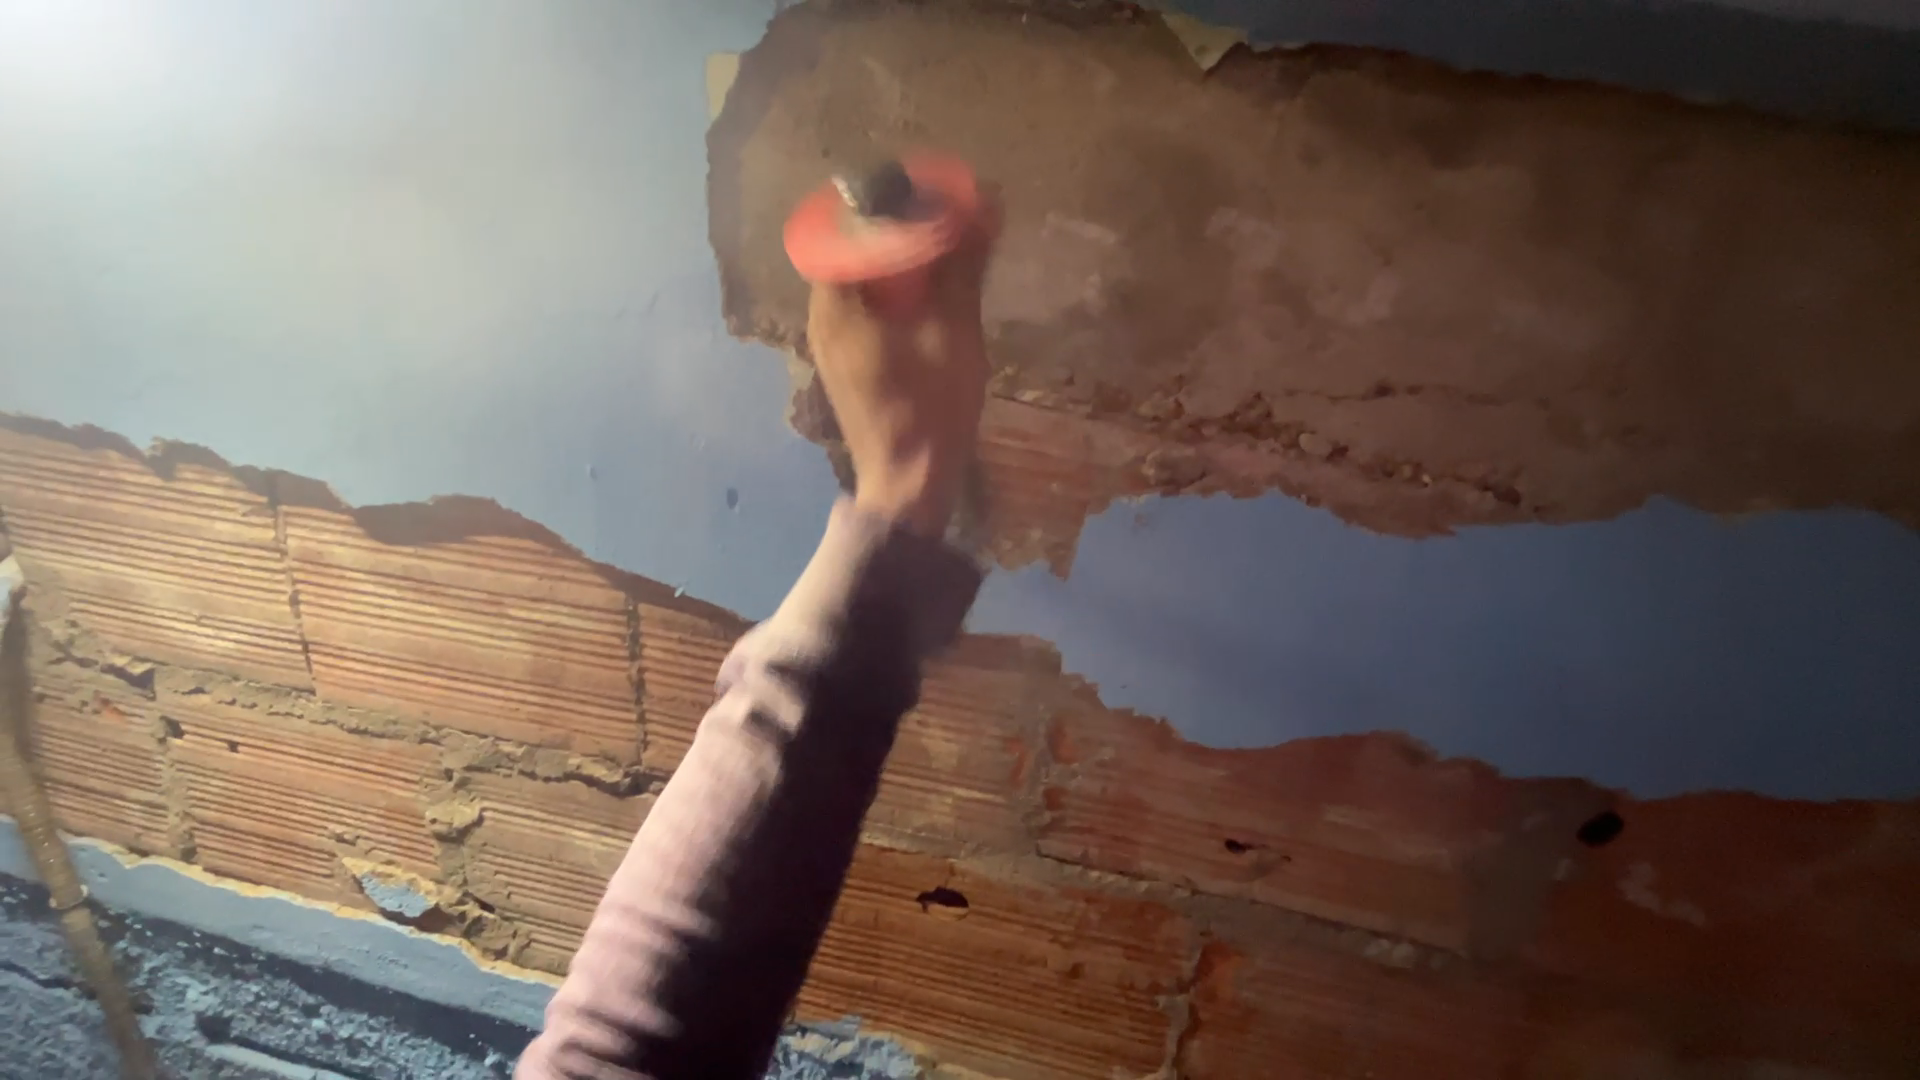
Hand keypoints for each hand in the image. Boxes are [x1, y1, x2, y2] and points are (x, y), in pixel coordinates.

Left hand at [805, 208, 996, 536]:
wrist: (907, 483)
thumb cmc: (930, 408)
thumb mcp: (955, 330)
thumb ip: (964, 264)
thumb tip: (987, 202)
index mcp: (837, 303)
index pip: (845, 225)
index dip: (885, 204)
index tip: (926, 197)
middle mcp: (821, 318)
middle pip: (849, 252)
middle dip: (895, 232)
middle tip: (941, 224)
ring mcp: (829, 346)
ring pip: (856, 284)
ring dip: (895, 266)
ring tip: (940, 257)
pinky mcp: (843, 367)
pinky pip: (861, 312)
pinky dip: (890, 297)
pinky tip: (925, 302)